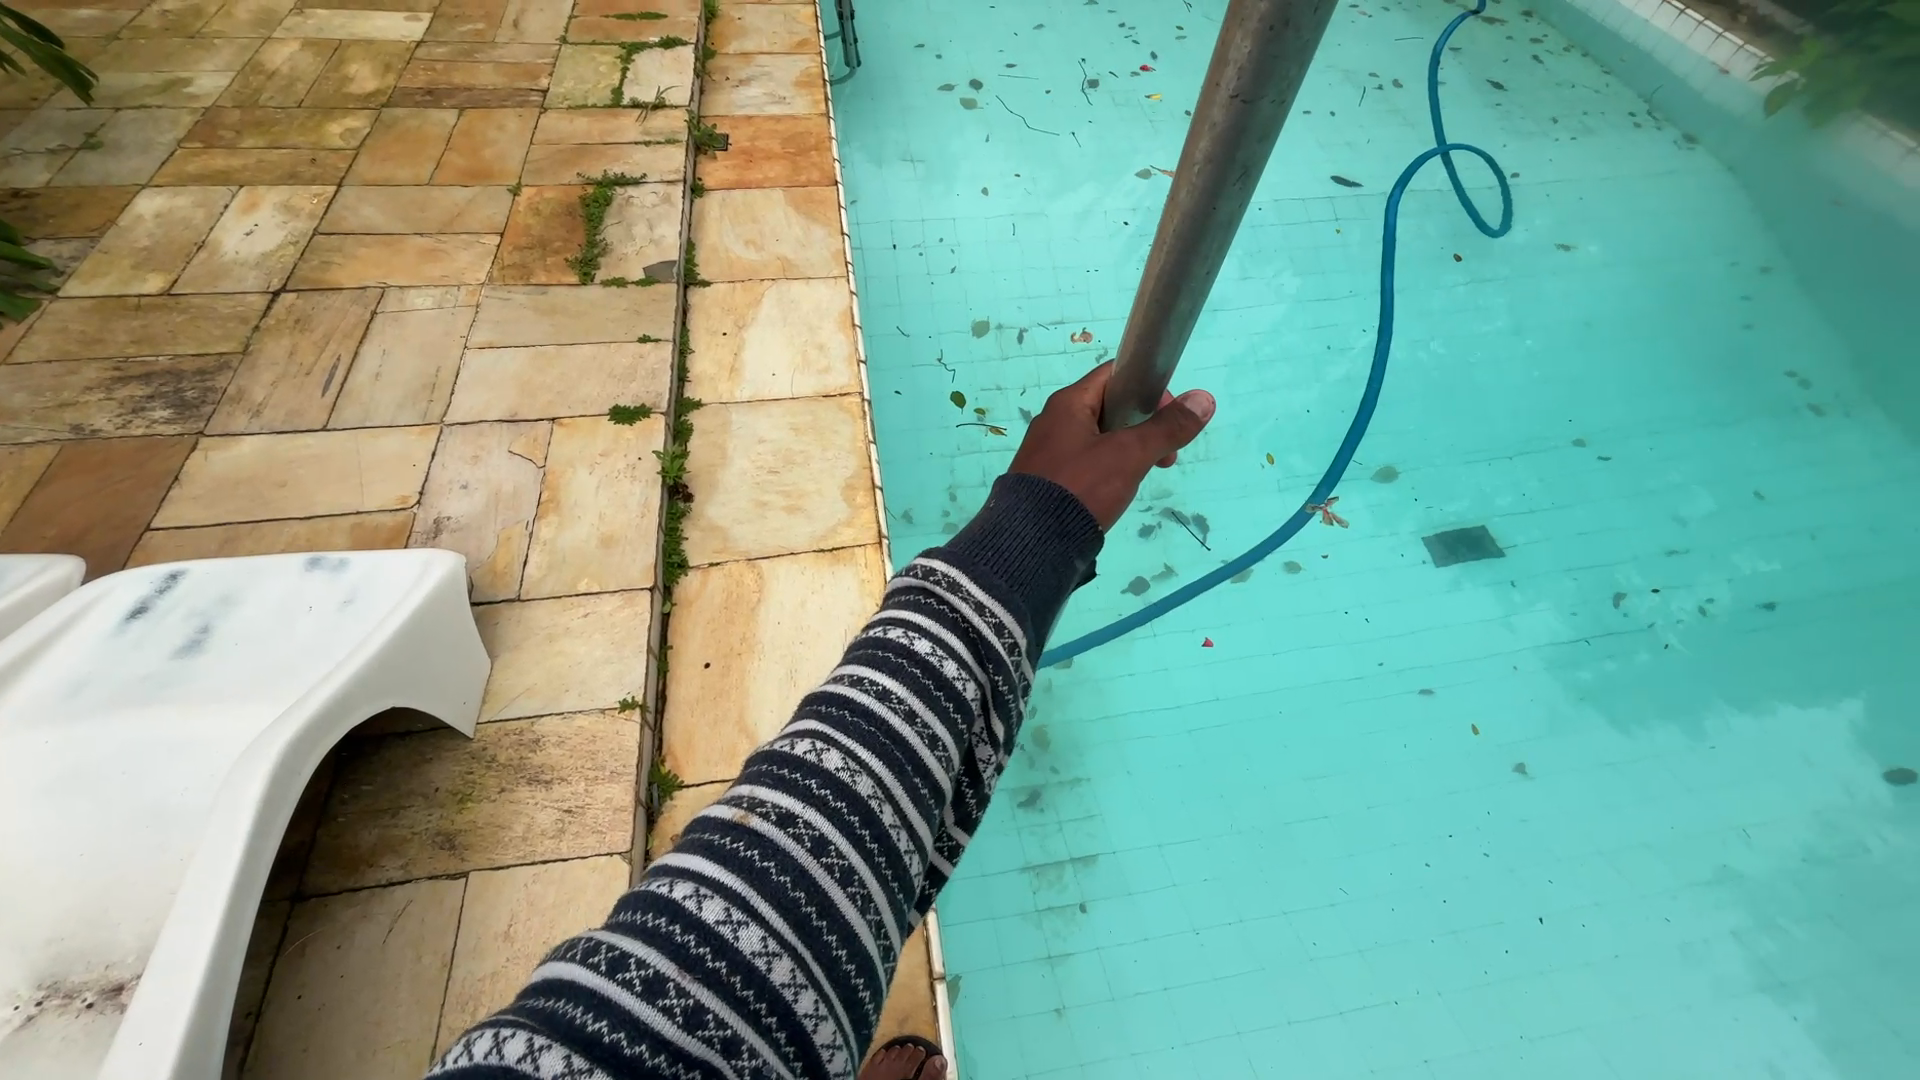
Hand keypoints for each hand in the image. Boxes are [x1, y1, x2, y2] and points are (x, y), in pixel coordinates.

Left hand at [1009, 362, 1215, 529]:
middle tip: (1164, 457)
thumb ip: (1166, 428)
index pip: (1114, 376)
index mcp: (1068, 403)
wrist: (1032, 541)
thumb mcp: (1129, 455)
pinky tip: (1115, 492)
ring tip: (1142, 477)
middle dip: (1143, 428)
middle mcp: (1053, 421)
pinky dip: (1106, 470)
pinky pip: (1085, 463)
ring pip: (1099, 439)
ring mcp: (1048, 451)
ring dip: (1127, 452)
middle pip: (1109, 408)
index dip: (1148, 388)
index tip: (1169, 418)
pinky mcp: (1047, 479)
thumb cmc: (1081, 487)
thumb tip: (1204, 399)